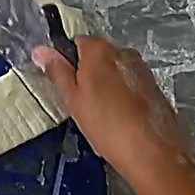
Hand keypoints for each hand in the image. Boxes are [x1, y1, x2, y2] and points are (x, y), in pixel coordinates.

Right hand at [33, 36, 193, 179]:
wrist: (151, 151)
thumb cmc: (106, 124)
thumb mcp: (73, 99)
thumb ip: (57, 71)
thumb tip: (41, 50)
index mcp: (99, 49)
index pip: (76, 42)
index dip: (68, 62)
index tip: (66, 84)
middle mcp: (123, 51)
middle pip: (98, 55)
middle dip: (88, 73)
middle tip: (81, 102)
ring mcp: (142, 67)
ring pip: (115, 70)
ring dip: (106, 85)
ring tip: (102, 114)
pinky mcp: (154, 85)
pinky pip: (130, 83)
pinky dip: (123, 95)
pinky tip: (120, 118)